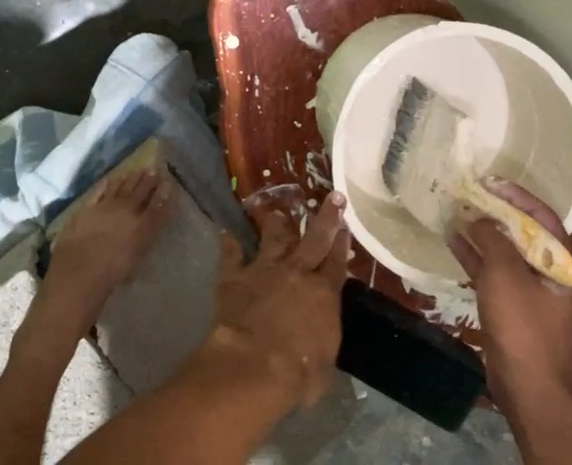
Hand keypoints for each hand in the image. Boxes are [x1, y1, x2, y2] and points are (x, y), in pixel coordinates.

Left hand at [210, 190, 351, 408]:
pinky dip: (228, 243)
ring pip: (272, 239)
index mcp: (324, 294)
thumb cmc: (298, 373)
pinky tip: (225, 232)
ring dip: (276, 224)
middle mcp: (296, 274)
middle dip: (325, 217)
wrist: (253, 364)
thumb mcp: (325, 362)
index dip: (342, 242)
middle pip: (313, 239)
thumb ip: (323, 340)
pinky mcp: (234, 276)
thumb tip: (320, 337)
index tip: (346, 223)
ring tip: (276, 211)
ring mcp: (263, 270)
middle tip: (331, 197)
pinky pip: (230, 254)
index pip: (336, 263)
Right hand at [448, 176, 571, 390]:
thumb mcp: (505, 276)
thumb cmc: (523, 327)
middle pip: (525, 234)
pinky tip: (453, 241)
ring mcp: (534, 293)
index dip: (518, 198)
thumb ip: (492, 240)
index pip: (544, 218)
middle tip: (470, 195)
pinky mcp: (515, 308)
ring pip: (507, 253)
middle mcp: (554, 275)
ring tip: (456, 213)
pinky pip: (496, 273)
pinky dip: (477, 257)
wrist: (528, 387)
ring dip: (483, 234)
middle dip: (496, 213)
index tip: (490, 182)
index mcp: (565, 266)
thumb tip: (479, 220)